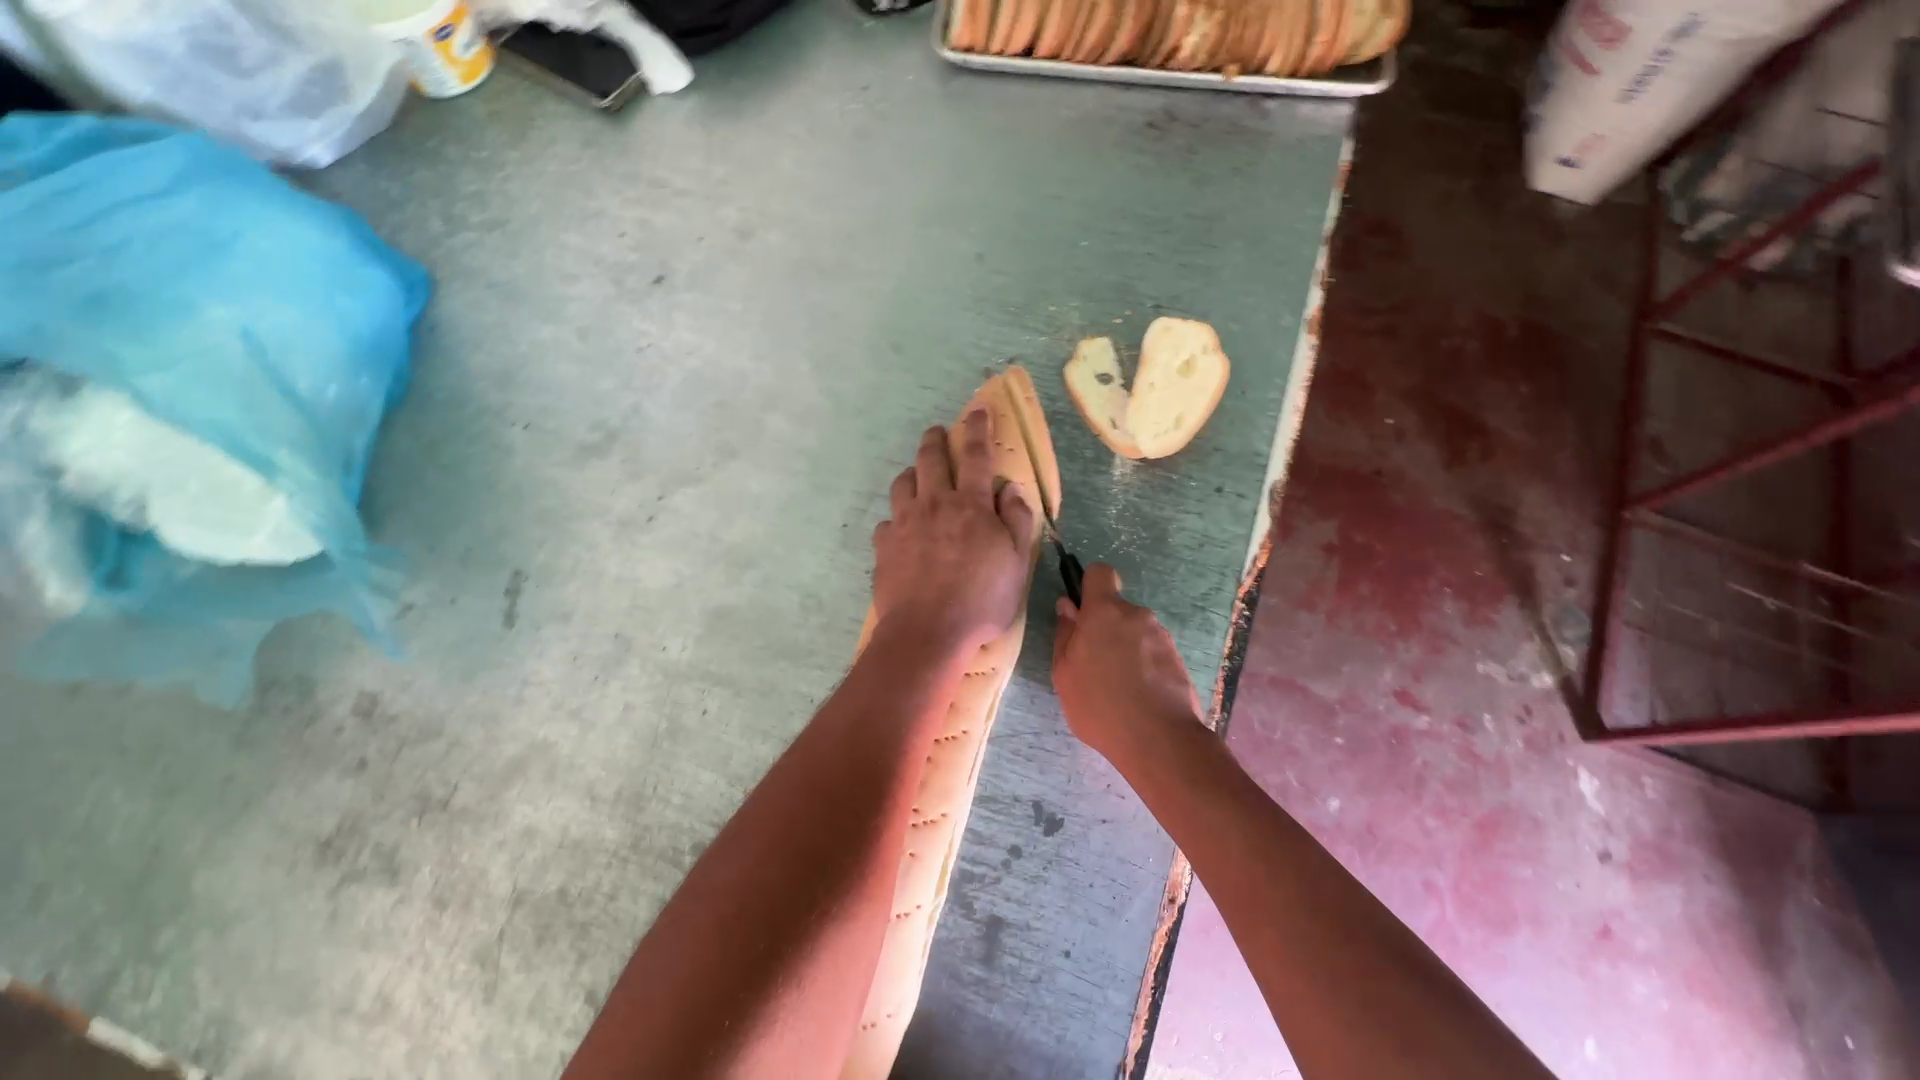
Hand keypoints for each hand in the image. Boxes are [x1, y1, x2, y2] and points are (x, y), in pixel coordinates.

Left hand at [871, 409, 1036, 653]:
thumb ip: (1018, 521)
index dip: (978, 429)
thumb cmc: (981, 601)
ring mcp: (904, 524)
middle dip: (935, 439)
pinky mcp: (884, 546)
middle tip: (938, 432)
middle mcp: (934, 504)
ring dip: (912, 473)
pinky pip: (887, 521)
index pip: (976, 455)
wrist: (927, 633)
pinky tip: (901, 529)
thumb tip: (1010, 489)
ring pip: (902, 483)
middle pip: (930, 458)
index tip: (978, 411)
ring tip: (917, 476)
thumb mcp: (1018, 565)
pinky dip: (896, 518)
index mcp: (971, 505)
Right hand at [1052, 564, 1203, 760]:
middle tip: (1094, 668)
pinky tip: (1139, 697)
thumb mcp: (1064, 674)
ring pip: (1135, 634)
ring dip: (1126, 651)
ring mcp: (1162, 637)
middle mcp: (1137, 616)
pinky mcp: (1178, 659)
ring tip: (1119, 689)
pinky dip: (1144, 668)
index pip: (1100, 574)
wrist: (1158, 739)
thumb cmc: (1099, 705)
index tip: (1083, 614)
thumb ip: (1065, 634)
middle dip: (1106, 630)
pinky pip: (1153, 654)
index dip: (1089, 587)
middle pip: (1117, 611)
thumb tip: (1068, 607)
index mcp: (1105, 612)